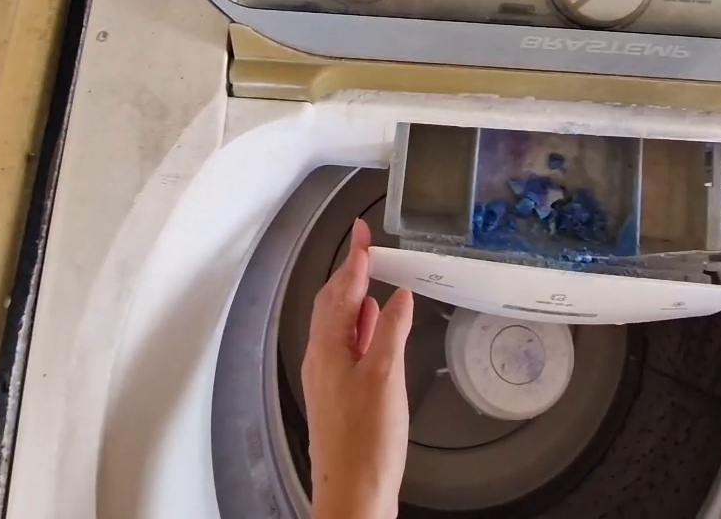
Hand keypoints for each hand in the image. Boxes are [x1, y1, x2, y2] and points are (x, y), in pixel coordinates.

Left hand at [301, 219, 414, 518]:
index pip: (341, 288)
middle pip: (333, 302)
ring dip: (354, 296)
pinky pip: (346, 344)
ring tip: (372, 276)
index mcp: (327, 346)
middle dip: (349, 271)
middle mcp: (321, 357)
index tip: (362, 229)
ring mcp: (328, 377)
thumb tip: (398, 294)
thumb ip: (391, 329)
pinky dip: (360, 325)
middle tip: (368, 247)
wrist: (353, 499)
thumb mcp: (385, 376)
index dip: (355, 257)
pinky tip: (374, 325)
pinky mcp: (339, 395)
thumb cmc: (367, 439)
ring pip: (338, 323)